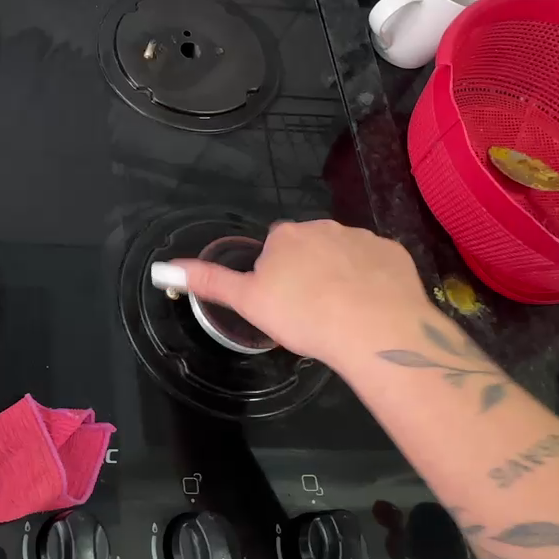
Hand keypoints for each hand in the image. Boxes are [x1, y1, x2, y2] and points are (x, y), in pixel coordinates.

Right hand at [169, 220, 440, 366]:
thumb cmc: (303, 315)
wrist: (375, 331)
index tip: (280, 302)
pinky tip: (369, 307)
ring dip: (339, 274)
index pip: (272, 248)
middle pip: (307, 248)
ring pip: (342, 254)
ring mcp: (362, 238)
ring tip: (340, 313)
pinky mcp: (394, 253)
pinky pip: (375, 264)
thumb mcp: (246, 302)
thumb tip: (163, 268)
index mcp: (284, 235)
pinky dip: (370, 280)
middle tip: (308, 310)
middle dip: (306, 271)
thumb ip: (207, 281)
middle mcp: (322, 226)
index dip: (274, 275)